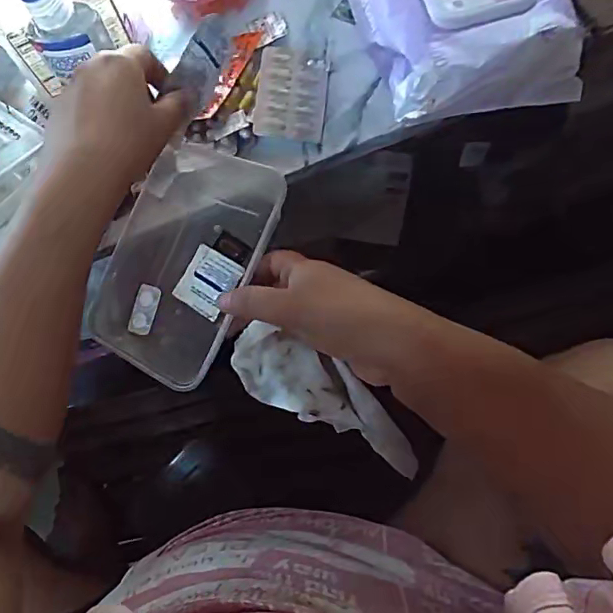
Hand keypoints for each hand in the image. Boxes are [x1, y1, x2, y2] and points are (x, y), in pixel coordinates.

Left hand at [39, 45, 187, 200]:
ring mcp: (69, 87)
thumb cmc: (128, 144)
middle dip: (134, 87)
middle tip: (145, 115)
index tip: (166, 98)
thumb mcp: (164, 125)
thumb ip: (179, 103)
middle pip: (118, 69)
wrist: (79, 175)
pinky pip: (80, 106)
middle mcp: (91, 66)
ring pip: (97, 87)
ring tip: (120, 130)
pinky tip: (98, 141)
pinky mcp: (55, 110)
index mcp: (121, 62)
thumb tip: (184, 94)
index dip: (159, 75)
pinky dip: (92, 115)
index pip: (145, 55)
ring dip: (111, 101)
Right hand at [216, 251, 404, 384]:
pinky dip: (289, 339)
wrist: (393, 345)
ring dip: (271, 324)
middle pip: (278, 287)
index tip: (225, 291)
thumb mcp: (287, 307)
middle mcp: (316, 284)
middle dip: (254, 302)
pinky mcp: (339, 333)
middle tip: (227, 322)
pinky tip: (277, 351)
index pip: (270, 261)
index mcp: (304, 269)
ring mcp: (329, 309)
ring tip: (244, 340)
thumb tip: (219, 298)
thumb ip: (251, 302)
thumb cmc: (337, 316)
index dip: (249, 271)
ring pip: (291, 312)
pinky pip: (305, 332)